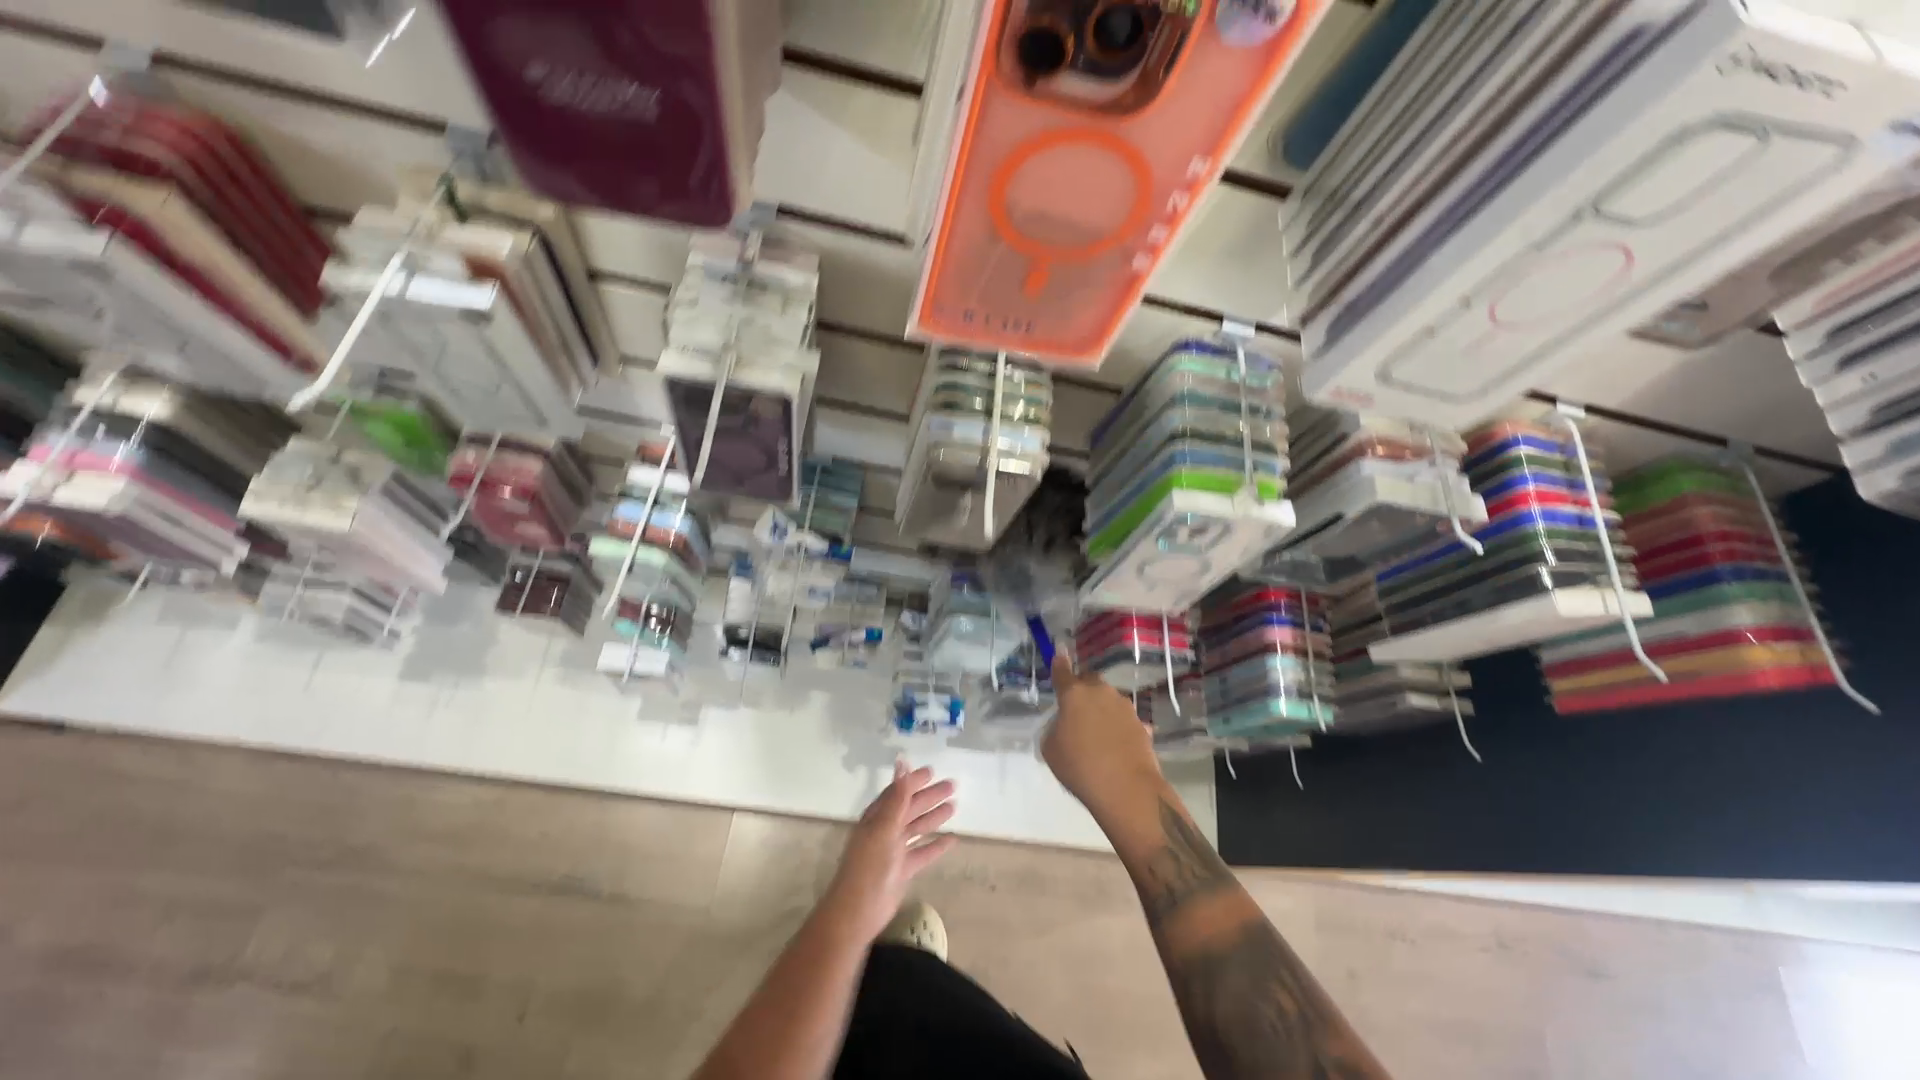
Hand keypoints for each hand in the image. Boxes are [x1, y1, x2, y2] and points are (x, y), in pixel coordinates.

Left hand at [821, 761, 957, 941]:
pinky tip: (952, 839)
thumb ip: (897, 797)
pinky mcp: (902, 870)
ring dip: (933, 817)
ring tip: (954, 806)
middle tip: (952, 785)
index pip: (897, 793)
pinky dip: (936, 845)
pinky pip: (922, 852)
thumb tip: (902, 762)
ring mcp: (893, 851)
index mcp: (876, 818)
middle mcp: (884, 831)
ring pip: (917, 828)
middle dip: (929, 796)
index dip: (912, 781)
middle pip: (909, 808)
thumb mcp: (884, 827)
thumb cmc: (869, 865)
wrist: (858, 910)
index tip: (932, 771)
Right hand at [1044, 656, 1164, 813]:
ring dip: (1102, 711)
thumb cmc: (1079, 767)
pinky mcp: (1142, 724)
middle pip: (1090, 682)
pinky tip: (1115, 749)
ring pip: (1109, 701)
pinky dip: (1118, 729)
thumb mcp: (1051, 749)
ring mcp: (1126, 708)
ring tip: (1097, 736)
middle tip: (1077, 711)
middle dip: (1083, 690)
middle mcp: (1102, 693)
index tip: (1059, 654)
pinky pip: (1124, 721)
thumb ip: (1056, 728)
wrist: (1126, 788)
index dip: (1059, 664)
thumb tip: (1067, 724)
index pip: (1063, 672)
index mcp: (1074, 695)